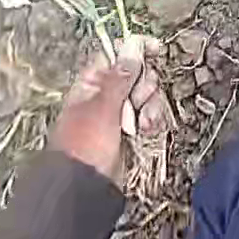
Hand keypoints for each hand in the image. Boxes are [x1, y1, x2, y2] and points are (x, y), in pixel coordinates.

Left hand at [49, 36, 169, 182]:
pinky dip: (152, 117)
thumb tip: (133, 44)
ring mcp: (120, 112)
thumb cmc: (85, 148)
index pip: (116, 53)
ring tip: (142, 122)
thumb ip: (121, 76)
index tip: (155, 49)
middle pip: (137, 71)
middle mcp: (106, 94)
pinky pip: (149, 111)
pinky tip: (146, 129)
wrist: (83, 194)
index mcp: (92, 83)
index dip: (136, 49)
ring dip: (149, 103)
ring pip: (146, 91)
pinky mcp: (131, 128)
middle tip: (138, 98)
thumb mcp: (103, 108)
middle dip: (144, 83)